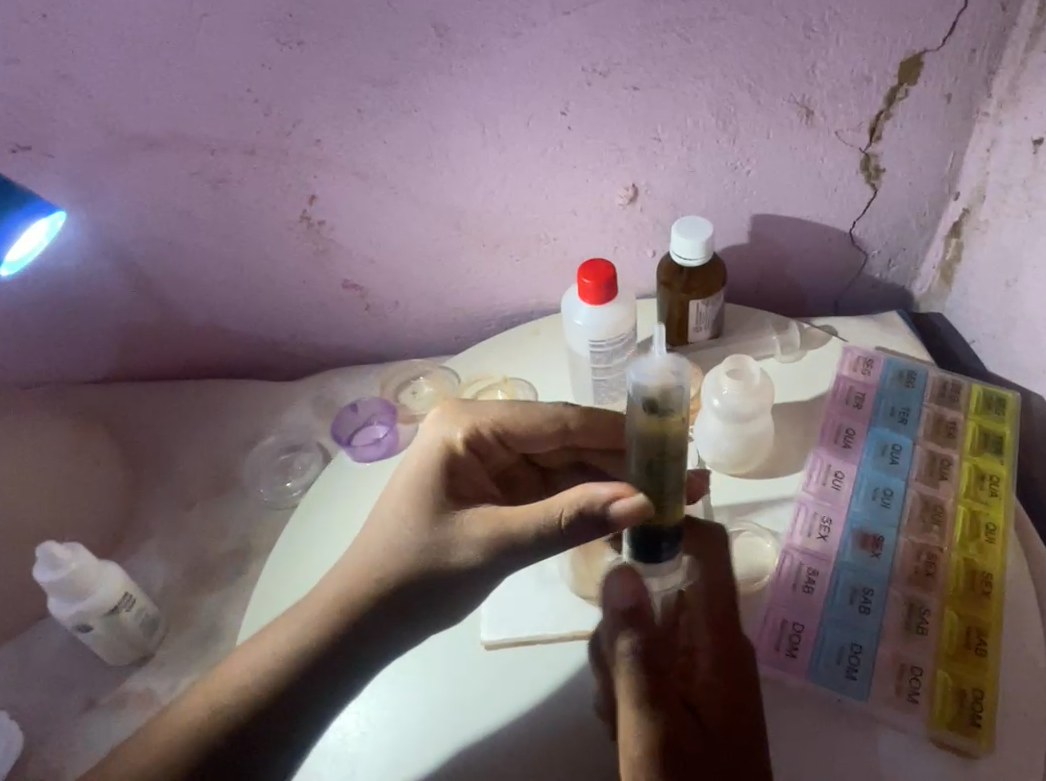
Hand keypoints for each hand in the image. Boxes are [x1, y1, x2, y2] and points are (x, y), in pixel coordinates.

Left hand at [331, 399, 708, 642]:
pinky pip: (557, 486)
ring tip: (672, 493)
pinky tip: (632, 509)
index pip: (561, 420)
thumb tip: (646, 502)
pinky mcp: (503, 485)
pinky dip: (592, 500)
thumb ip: (571, 519)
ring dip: (615, 482)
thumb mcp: (496, 545)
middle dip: (625, 461)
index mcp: (472, 423)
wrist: (362, 624)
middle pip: (571, 438)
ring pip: (570, 462)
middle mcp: (487, 428)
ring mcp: (497, 457)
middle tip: (683, 475)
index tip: (672, 446)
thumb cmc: (415, 576)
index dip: (620, 435)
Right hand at [589, 518, 773, 780]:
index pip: (709, 547)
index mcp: (720, 637)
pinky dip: (628, 683)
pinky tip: (623, 725)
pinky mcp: (692, 688)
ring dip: (620, 660)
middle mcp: (717, 640)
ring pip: (648, 624)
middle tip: (611, 675)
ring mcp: (704, 665)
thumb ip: (636, 649)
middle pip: (664, 586)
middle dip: (624, 620)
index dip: (670, 524)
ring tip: (618, 715)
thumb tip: (621, 566)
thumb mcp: (652, 729)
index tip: (618, 534)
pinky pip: (652, 658)